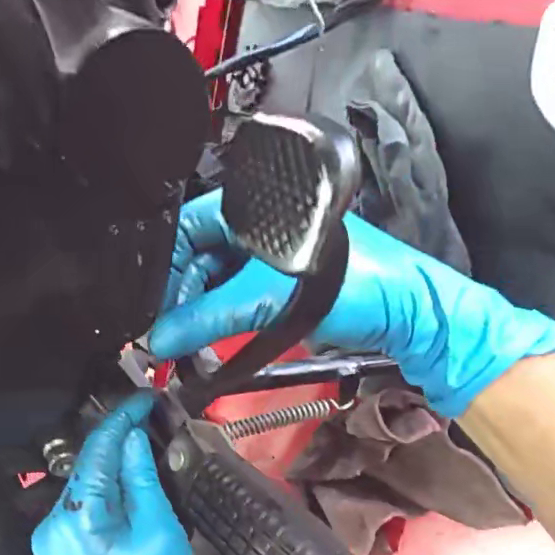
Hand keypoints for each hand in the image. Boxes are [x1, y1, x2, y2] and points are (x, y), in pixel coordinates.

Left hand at [32, 393, 199, 554]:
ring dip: (116, 474)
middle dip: (120, 446)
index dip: (123, 417)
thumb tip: (135, 442)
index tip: (146, 399)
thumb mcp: (161, 538)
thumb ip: (145, 482)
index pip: (96, 447)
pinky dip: (108, 501)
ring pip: (86, 491)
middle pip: (87, 467)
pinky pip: (83, 515)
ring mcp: (52, 546)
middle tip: (156, 430)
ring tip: (152, 466)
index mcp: (75, 518)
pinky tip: (133, 500)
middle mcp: (52, 528)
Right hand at [155, 190, 554, 416]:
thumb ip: (209, 318)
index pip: (186, 231)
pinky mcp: (276, 291)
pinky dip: (217, 327)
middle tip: (165, 335)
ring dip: (196, 317)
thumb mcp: (269, 297)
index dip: (165, 269)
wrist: (403, 314)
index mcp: (253, 209)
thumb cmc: (356, 282)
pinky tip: (208, 345)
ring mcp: (265, 262)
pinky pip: (233, 307)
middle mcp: (255, 230)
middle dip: (178, 299)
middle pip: (195, 263)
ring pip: (212, 288)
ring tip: (184, 344)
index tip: (151, 308)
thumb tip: (160, 339)